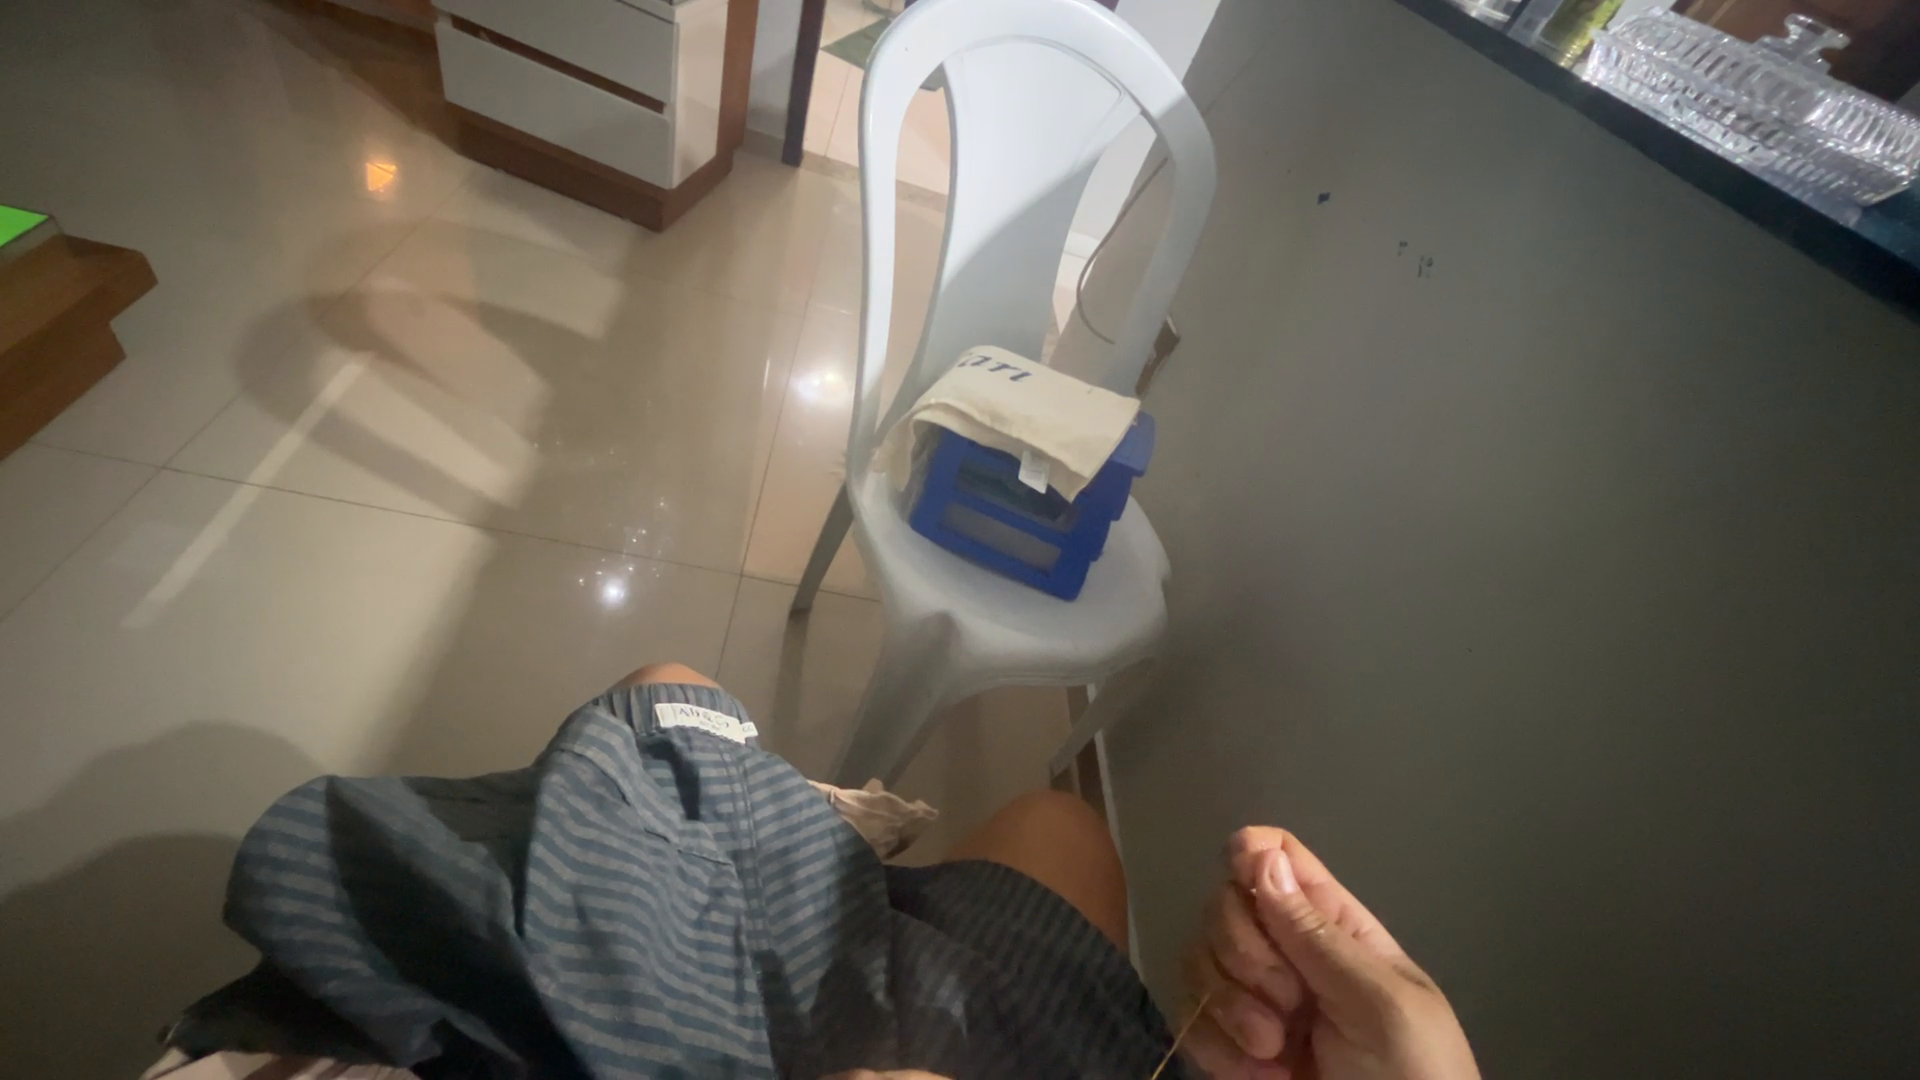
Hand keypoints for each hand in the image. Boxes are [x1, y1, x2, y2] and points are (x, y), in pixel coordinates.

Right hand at [1181, 828, 1478, 1079]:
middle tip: (1289, 1005)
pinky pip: (1187, 1012)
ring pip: (1197, 954)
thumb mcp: (1384, 1007)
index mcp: (1330, 924)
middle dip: (1244, 954)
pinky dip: (1213, 1044)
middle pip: (1223, 901)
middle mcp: (1281, 947)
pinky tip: (1256, 1074)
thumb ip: (1319, 934)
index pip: (1275, 853)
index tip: (1249, 889)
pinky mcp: (1224, 1039)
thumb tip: (1261, 855)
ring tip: (1273, 1052)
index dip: (1251, 854)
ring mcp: (1250, 994)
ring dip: (1227, 1006)